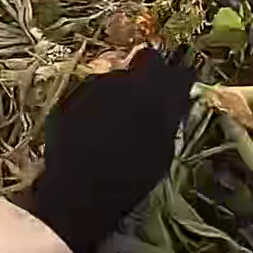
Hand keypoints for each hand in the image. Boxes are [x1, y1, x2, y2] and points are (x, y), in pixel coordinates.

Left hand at [30, 48, 196, 252]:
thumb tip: (174, 102)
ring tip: (117, 121)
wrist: (78, 192)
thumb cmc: (131, 179)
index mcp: (157, 93)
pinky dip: (97, 104)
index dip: (181, 80)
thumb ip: (169, 118)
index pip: (180, 73)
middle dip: (151, 74)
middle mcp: (127, 78)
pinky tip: (93, 129)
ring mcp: (95, 84)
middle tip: (150, 98)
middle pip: (147, 60)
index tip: (181, 89)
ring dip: (121, 91)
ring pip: (117, 76)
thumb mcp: (163, 151)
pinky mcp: (71, 95)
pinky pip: (92, 92)